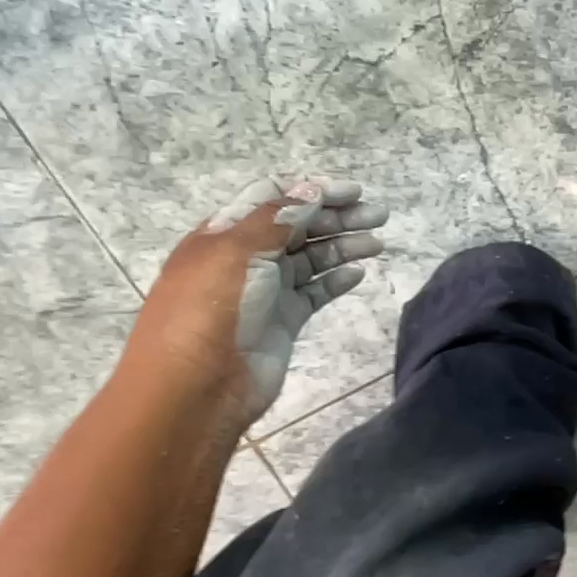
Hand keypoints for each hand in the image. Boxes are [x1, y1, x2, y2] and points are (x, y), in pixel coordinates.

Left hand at [120, 178, 388, 422]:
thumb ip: (277, 218)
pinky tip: (359, 274)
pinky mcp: (284, 320)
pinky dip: (337, 279)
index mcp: (224, 234)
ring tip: (377, 243)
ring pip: (311, 258)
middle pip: (297, 226)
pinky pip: (315, 291)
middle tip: (378, 216)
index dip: (312, 190)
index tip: (352, 193)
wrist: (197, 386)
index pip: (273, 197)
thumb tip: (312, 190)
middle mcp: (245, 258)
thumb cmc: (211, 310)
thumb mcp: (238, 252)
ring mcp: (266, 290)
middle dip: (337, 216)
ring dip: (344, 245)